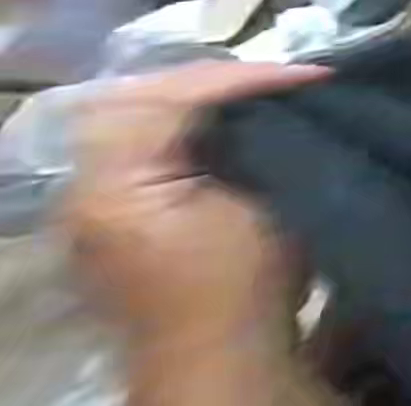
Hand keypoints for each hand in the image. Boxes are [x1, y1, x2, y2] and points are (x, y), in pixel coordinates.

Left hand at [60, 62, 329, 403]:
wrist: (222, 340)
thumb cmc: (244, 273)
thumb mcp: (253, 204)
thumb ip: (241, 145)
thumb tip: (270, 95)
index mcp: (114, 188)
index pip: (164, 99)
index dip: (242, 76)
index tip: (313, 74)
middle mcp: (93, 188)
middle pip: (144, 99)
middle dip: (225, 77)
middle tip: (294, 74)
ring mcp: (106, 199)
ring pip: (148, 114)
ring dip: (215, 93)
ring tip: (278, 87)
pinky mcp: (133, 206)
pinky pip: (161, 137)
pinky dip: (208, 115)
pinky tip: (251, 114)